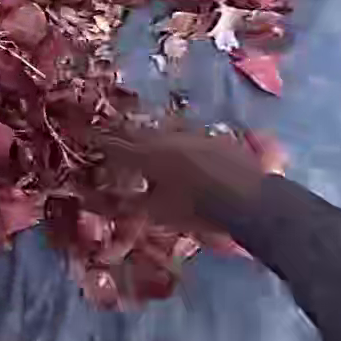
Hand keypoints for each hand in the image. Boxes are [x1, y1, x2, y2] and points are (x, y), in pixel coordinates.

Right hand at [100, 125, 274, 233]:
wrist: (251, 201)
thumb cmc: (199, 209)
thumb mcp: (160, 211)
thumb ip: (131, 202)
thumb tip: (105, 197)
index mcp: (147, 153)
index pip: (115, 145)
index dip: (100, 142)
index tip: (88, 138)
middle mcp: (164, 136)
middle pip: (136, 131)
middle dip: (121, 134)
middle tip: (111, 136)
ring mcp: (188, 132)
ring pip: (159, 129)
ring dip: (147, 134)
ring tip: (141, 141)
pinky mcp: (210, 135)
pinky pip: (182, 132)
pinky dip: (172, 138)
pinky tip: (175, 147)